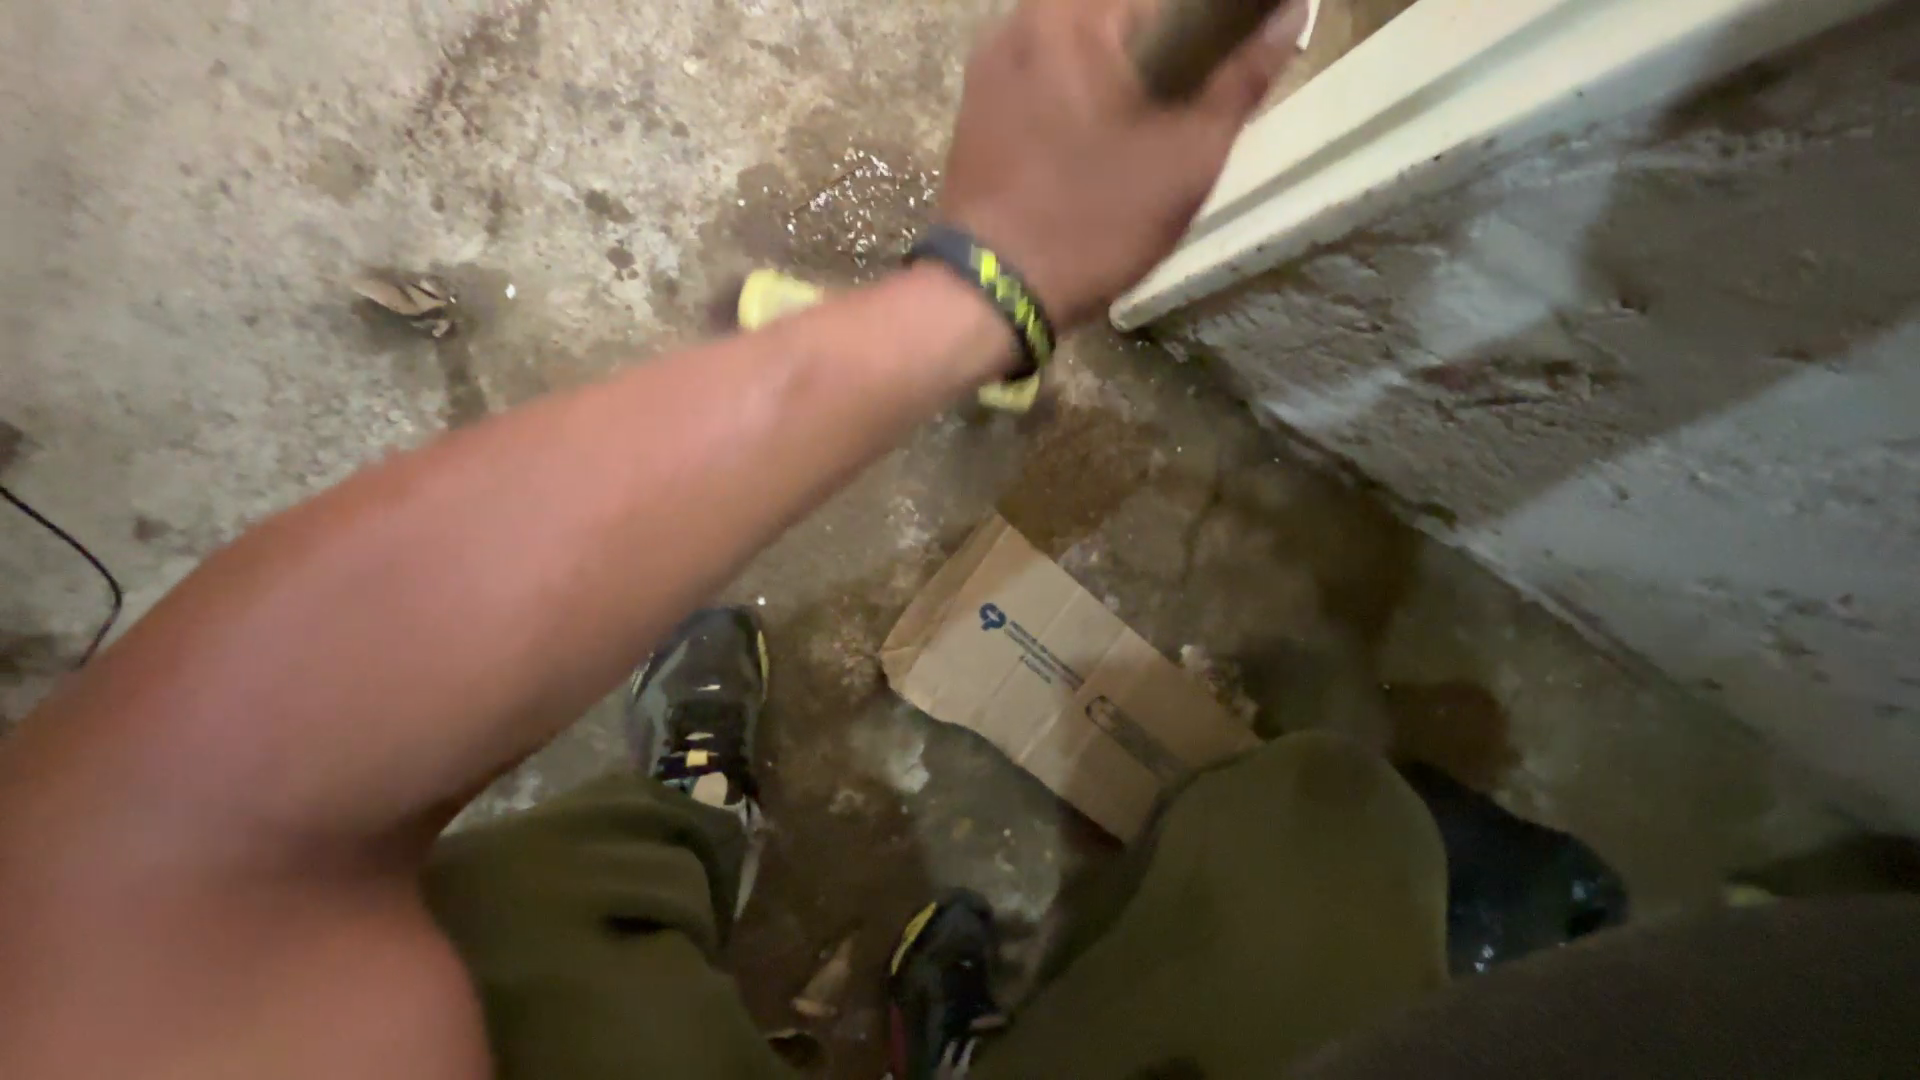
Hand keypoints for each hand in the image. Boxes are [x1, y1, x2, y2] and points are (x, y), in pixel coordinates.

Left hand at [937, 0, 1307, 329]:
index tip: (1218, 72)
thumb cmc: (1092, 226)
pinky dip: (1074, 95)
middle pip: (1116, 18)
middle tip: (1181, 107)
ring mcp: (987, 69)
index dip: (1203, 32)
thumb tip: (1288, 14)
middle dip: (1158, 53)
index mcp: (1075, 14)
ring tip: (1141, 127)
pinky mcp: (972, 113)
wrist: (990, 295)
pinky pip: (1039, 81)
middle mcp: (1019, 20)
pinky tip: (1092, 142)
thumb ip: (1240, 81)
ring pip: (1075, 47)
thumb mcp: (1186, 162)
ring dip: (1116, 75)